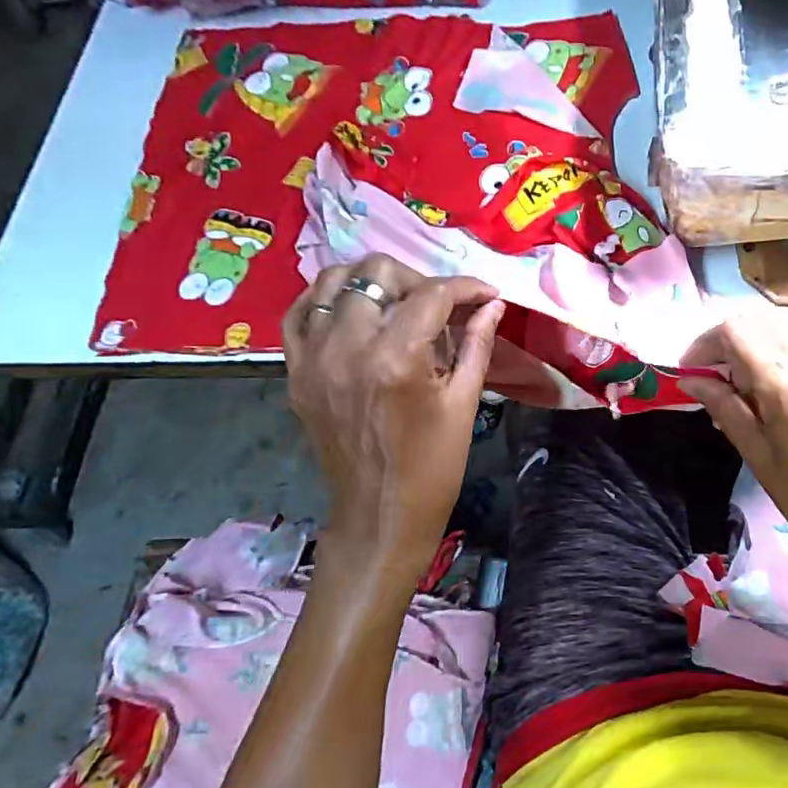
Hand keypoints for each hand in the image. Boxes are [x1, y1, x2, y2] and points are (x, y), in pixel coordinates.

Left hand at [282, 255, 505, 591]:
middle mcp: (347, 348)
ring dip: (369, 282)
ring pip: (333, 281)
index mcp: (396, 359)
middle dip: (416, 279)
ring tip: (394, 305)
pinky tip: (351, 312)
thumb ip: (477, 344)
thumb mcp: (463, 404)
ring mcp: (313, 358)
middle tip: (437, 306)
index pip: (432, 294)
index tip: (485, 294)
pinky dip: (325, 301)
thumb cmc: (433, 467)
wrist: (379, 515)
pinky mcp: (295, 372)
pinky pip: (299, 313)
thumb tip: (492, 304)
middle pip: (377, 272)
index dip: (466, 287)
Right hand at [676, 316, 787, 604]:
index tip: (689, 370)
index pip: (737, 331)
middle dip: (724, 345)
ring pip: (778, 335)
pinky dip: (772, 364)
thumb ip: (725, 409)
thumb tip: (690, 380)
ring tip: (734, 395)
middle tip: (707, 379)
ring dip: (748, 354)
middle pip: (757, 323)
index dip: (704, 343)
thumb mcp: (759, 458)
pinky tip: (764, 400)